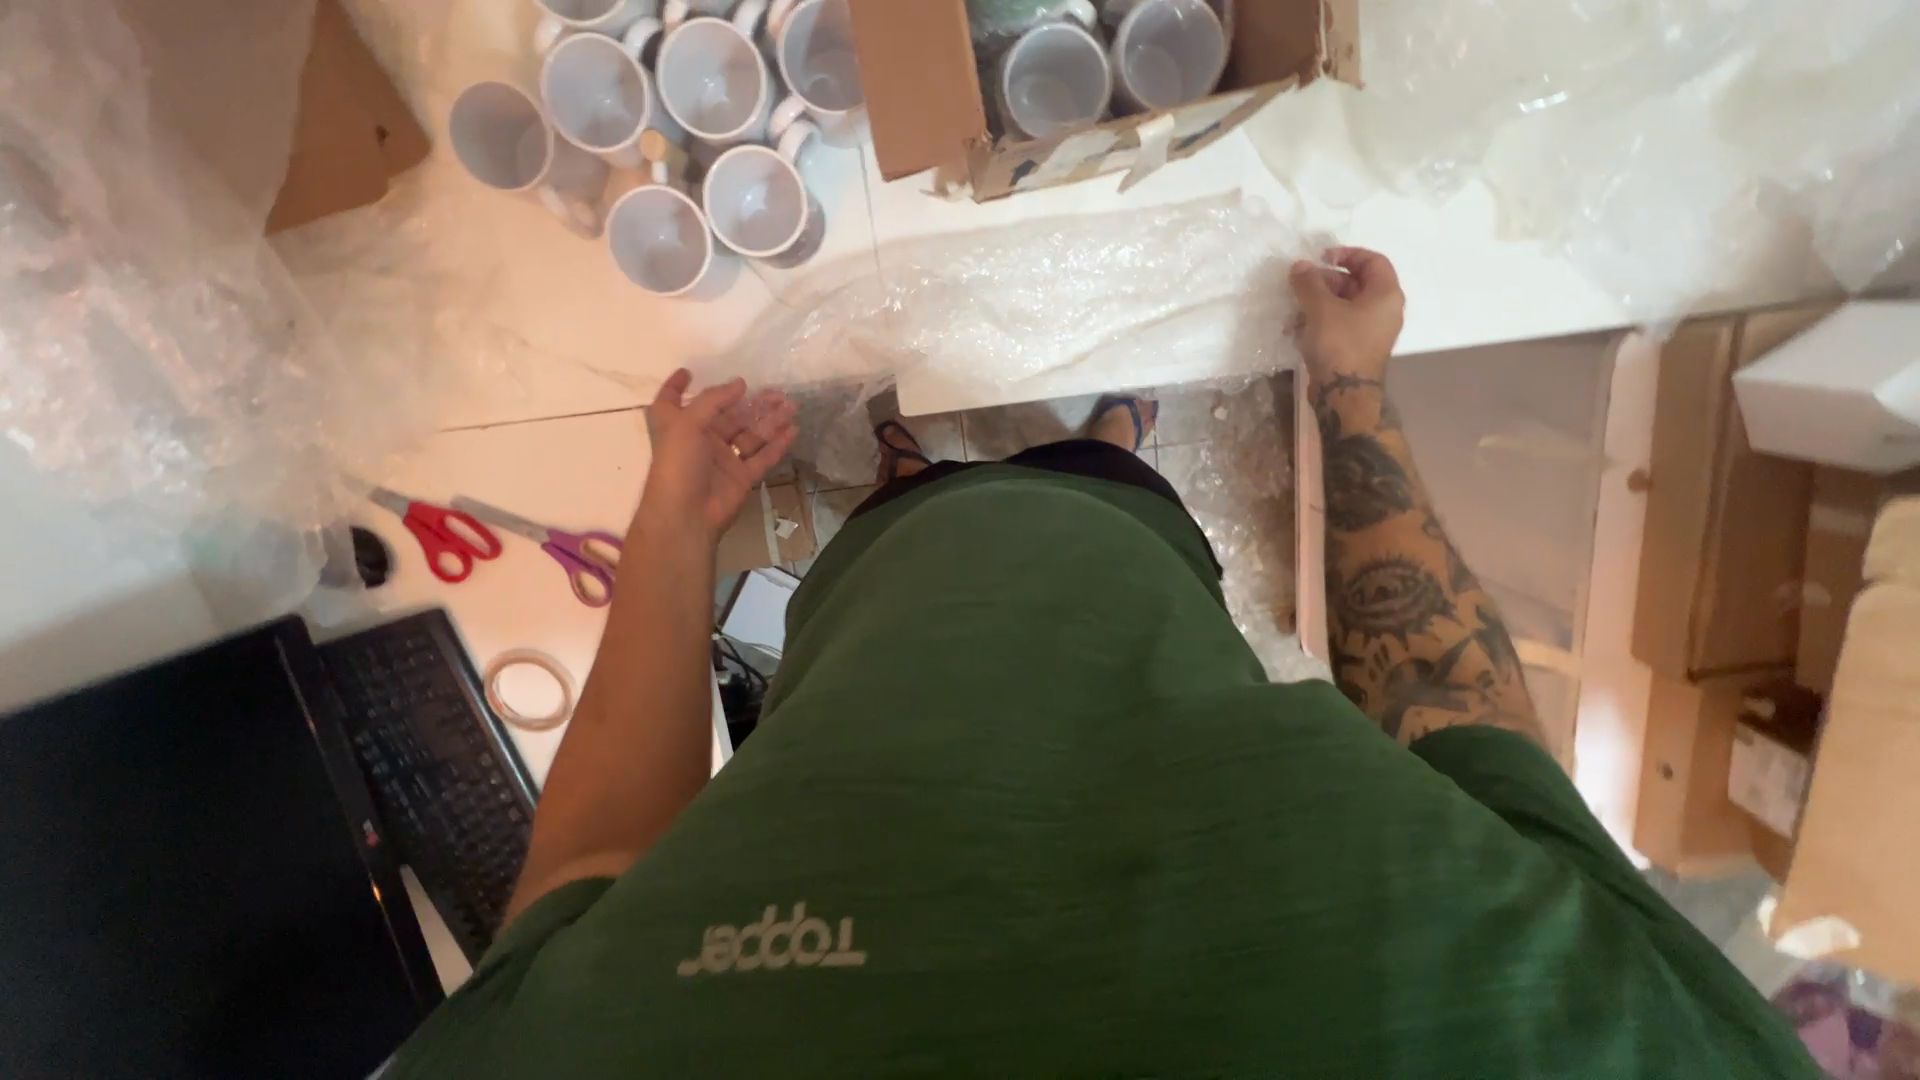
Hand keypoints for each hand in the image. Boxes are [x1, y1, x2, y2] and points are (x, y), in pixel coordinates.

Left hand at [636, 369, 798, 544]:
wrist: (686, 513)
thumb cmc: (678, 462)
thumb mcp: (688, 422)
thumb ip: (715, 400)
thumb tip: (740, 384)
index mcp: (677, 424)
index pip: (672, 400)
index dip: (677, 386)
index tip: (689, 372)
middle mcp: (700, 438)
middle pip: (728, 415)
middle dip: (751, 402)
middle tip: (778, 391)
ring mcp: (722, 459)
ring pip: (750, 434)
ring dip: (770, 420)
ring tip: (792, 405)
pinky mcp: (741, 477)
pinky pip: (762, 457)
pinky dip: (777, 444)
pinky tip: (793, 430)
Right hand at [1289, 247, 1404, 386]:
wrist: (1344, 394)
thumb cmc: (1339, 345)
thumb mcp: (1321, 310)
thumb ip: (1309, 284)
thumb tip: (1299, 266)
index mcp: (1385, 294)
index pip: (1372, 261)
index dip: (1346, 254)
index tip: (1320, 258)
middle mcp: (1383, 310)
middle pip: (1355, 283)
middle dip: (1324, 282)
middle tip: (1300, 285)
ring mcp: (1370, 331)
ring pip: (1343, 306)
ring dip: (1316, 304)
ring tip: (1292, 311)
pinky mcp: (1356, 348)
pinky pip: (1339, 325)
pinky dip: (1319, 322)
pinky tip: (1296, 330)